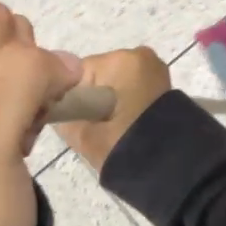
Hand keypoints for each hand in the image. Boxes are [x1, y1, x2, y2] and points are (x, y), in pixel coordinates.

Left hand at [0, 4, 81, 225]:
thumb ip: (17, 83)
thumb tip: (63, 59)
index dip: (11, 70)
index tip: (3, 123)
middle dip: (19, 83)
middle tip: (8, 135)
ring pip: (12, 53)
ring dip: (25, 98)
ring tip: (9, 142)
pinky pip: (13, 75)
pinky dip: (26, 107)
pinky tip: (12, 140)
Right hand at [54, 47, 172, 172]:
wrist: (170, 169)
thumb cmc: (122, 147)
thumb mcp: (81, 134)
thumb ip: (60, 114)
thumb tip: (55, 106)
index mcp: (120, 60)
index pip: (76, 75)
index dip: (71, 101)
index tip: (74, 124)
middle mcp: (140, 56)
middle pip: (97, 77)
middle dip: (92, 100)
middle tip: (93, 130)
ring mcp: (155, 69)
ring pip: (114, 84)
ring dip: (109, 103)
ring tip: (111, 130)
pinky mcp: (164, 86)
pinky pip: (132, 90)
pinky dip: (125, 105)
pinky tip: (125, 125)